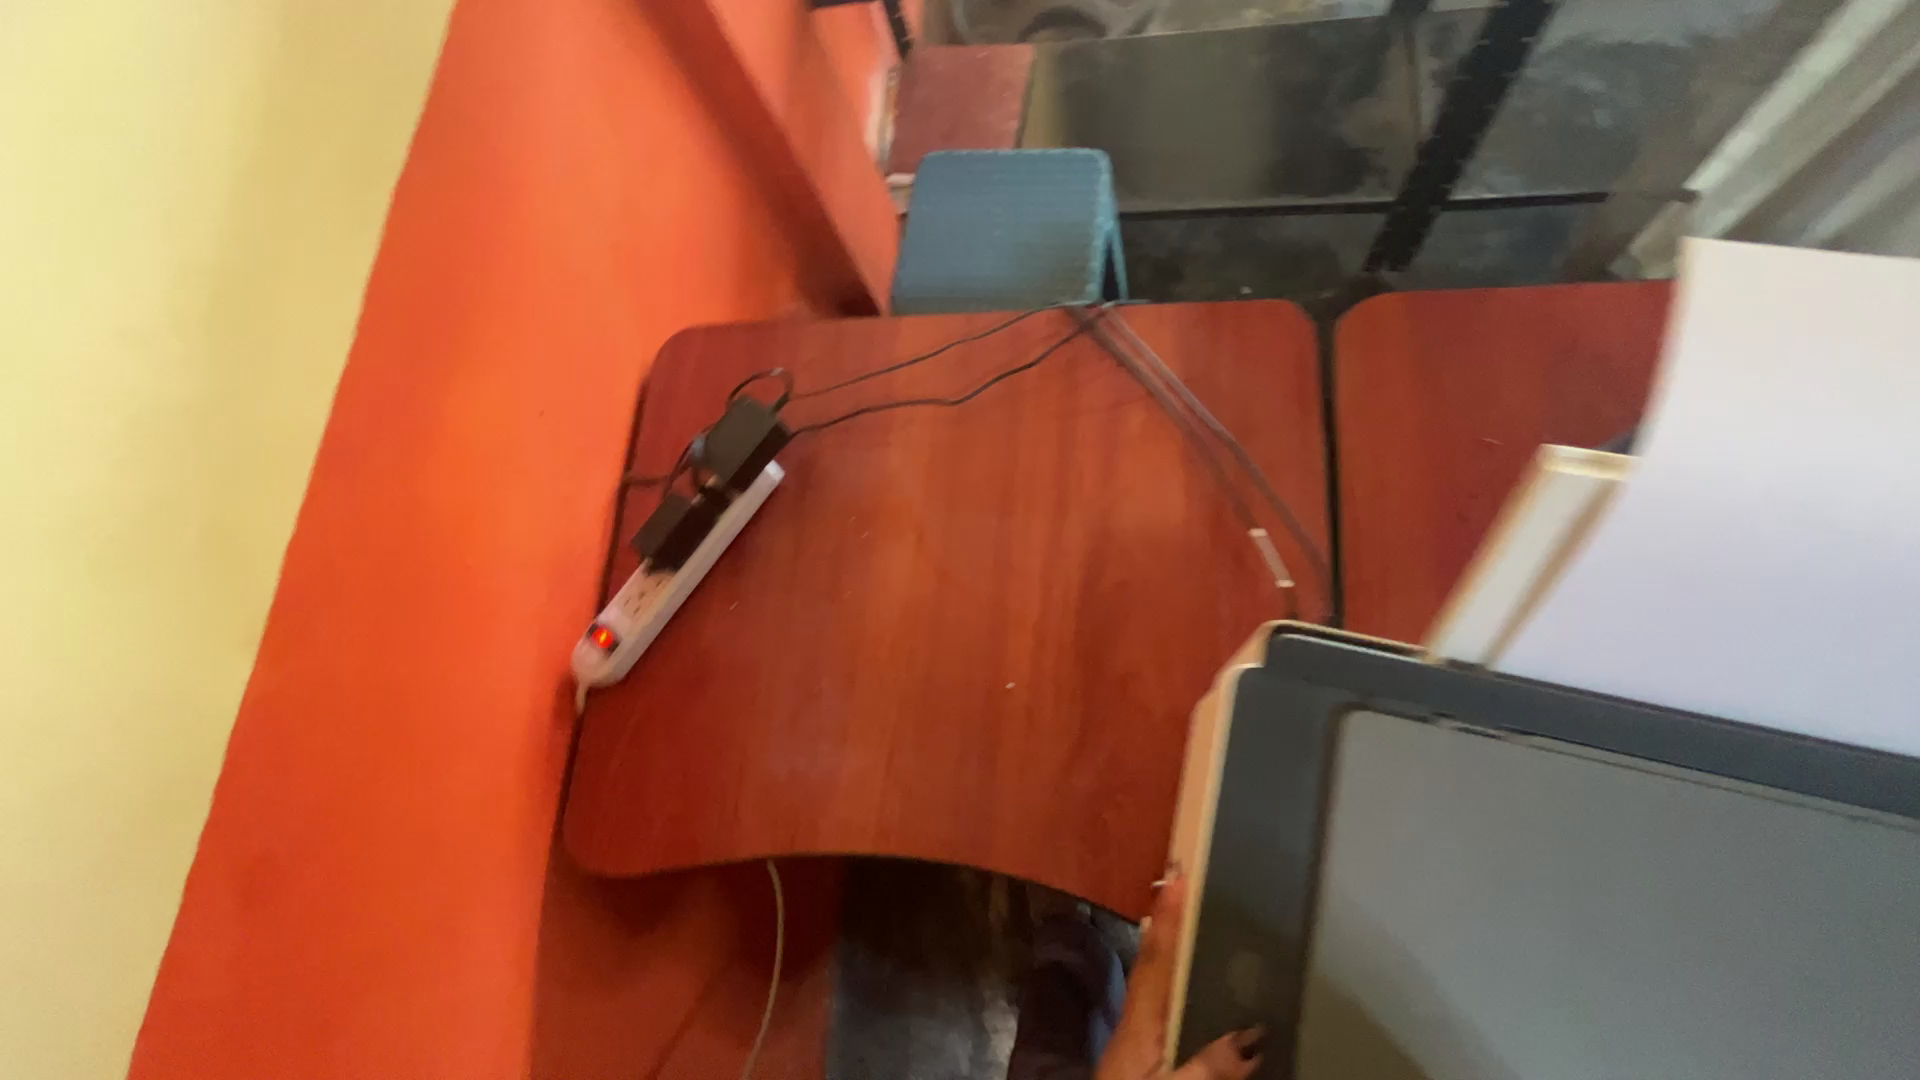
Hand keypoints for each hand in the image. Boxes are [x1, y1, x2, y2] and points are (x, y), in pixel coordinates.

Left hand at [1096, 873, 1263, 1079]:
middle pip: (1154, 959)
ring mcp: (1136, 1036)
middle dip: (1167, 920)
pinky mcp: (1138, 1053)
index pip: (1159, 958)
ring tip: (1181, 912)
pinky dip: (1165, 974)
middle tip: (1180, 880)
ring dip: (1166, 944)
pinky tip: (1177, 977)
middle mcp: (1138, 1019)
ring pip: (1153, 977)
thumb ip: (1212, 1068)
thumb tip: (1254, 1030)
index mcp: (1145, 1023)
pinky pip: (1156, 997)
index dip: (1169, 915)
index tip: (1177, 873)